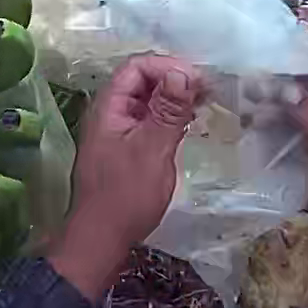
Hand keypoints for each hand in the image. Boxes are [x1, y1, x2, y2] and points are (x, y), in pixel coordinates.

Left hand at [49, 55, 203, 299]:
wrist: (102, 241)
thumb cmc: (126, 195)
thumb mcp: (153, 149)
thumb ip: (168, 110)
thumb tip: (183, 72)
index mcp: (109, 107)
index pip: (137, 67)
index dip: (167, 67)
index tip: (197, 80)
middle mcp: (111, 113)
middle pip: (142, 80)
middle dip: (174, 79)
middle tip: (206, 89)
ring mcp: (118, 130)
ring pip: (148, 99)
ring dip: (174, 96)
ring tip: (203, 101)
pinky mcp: (128, 146)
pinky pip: (150, 118)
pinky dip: (170, 114)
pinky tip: (189, 121)